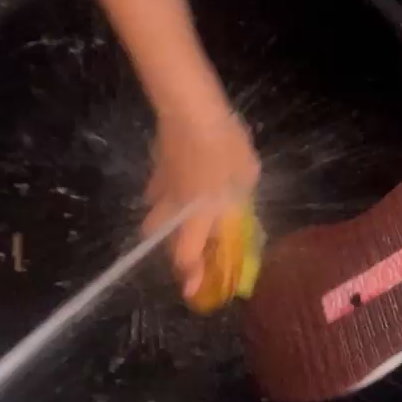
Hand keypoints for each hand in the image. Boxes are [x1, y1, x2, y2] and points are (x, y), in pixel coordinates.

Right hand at [143, 107, 259, 297]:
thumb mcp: (246, 172)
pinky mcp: (157, 165)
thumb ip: (241, 194)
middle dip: (173, 249)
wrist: (191, 111)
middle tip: (191, 249)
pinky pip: (158, 188)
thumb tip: (239, 205)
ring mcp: (162, 185)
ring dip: (166, 222)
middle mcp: (175, 206)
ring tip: (184, 218)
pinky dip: (167, 193)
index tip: (192, 290)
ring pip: (155, 214)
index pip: (187, 255)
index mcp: (198, 212)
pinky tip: (182, 182)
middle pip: (160, 239)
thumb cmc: (224, 144)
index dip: (190, 275)